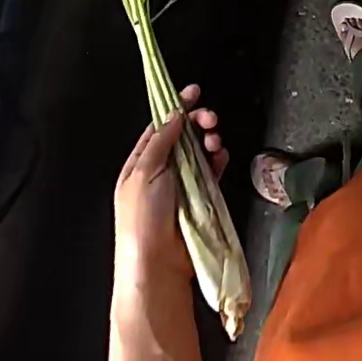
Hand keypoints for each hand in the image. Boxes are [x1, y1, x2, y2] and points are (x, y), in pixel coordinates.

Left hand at [113, 85, 225, 291]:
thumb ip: (161, 141)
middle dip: (197, 123)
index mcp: (140, 162)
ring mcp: (181, 185)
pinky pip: (211, 173)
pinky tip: (221, 155)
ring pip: (199, 152)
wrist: (157, 268)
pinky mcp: (199, 200)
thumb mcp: (145, 172)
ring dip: (208, 140)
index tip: (193, 92)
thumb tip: (174, 114)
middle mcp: (161, 170)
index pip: (160, 126)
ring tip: (214, 141)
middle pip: (182, 136)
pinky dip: (217, 161)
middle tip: (210, 118)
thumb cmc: (143, 218)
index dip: (176, 107)